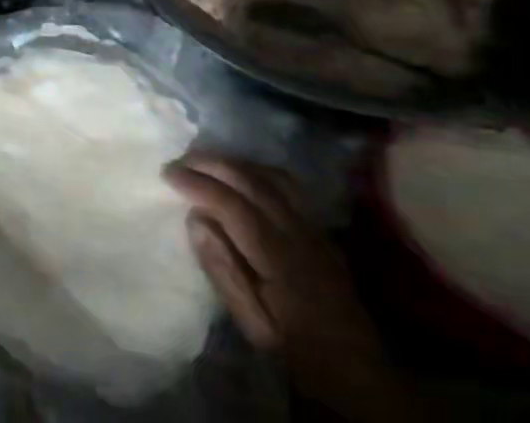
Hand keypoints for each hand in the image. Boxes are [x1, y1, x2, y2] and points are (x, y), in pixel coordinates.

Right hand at [167, 155, 429, 420]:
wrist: (360, 370)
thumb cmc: (298, 352)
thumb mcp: (255, 326)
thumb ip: (224, 272)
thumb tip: (196, 220)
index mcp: (278, 257)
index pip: (233, 205)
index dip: (199, 184)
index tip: (169, 173)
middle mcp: (298, 231)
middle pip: (253, 182)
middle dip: (213, 163)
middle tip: (180, 159)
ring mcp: (314, 226)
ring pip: (272, 177)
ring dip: (236, 162)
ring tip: (205, 160)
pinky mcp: (321, 229)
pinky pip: (288, 185)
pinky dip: (258, 170)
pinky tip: (244, 173)